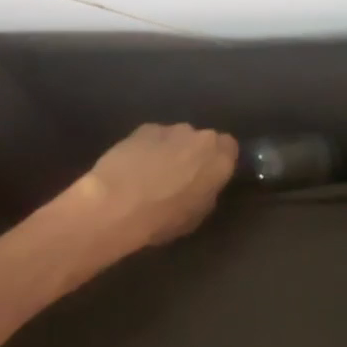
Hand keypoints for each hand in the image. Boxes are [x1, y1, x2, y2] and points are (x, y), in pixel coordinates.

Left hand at [78, 123, 238, 247]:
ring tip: (152, 172)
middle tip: (180, 175)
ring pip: (177, 137)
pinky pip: (153, 137)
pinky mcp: (144, 128)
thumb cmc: (162, 219)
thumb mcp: (196, 216)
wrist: (116, 204)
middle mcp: (200, 137)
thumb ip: (207, 193)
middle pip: (203, 140)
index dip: (218, 161)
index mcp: (220, 160)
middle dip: (194, 154)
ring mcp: (171, 129)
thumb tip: (203, 186)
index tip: (208, 176)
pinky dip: (148, 148)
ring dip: (170, 149)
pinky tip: (133, 166)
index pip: (230, 149)